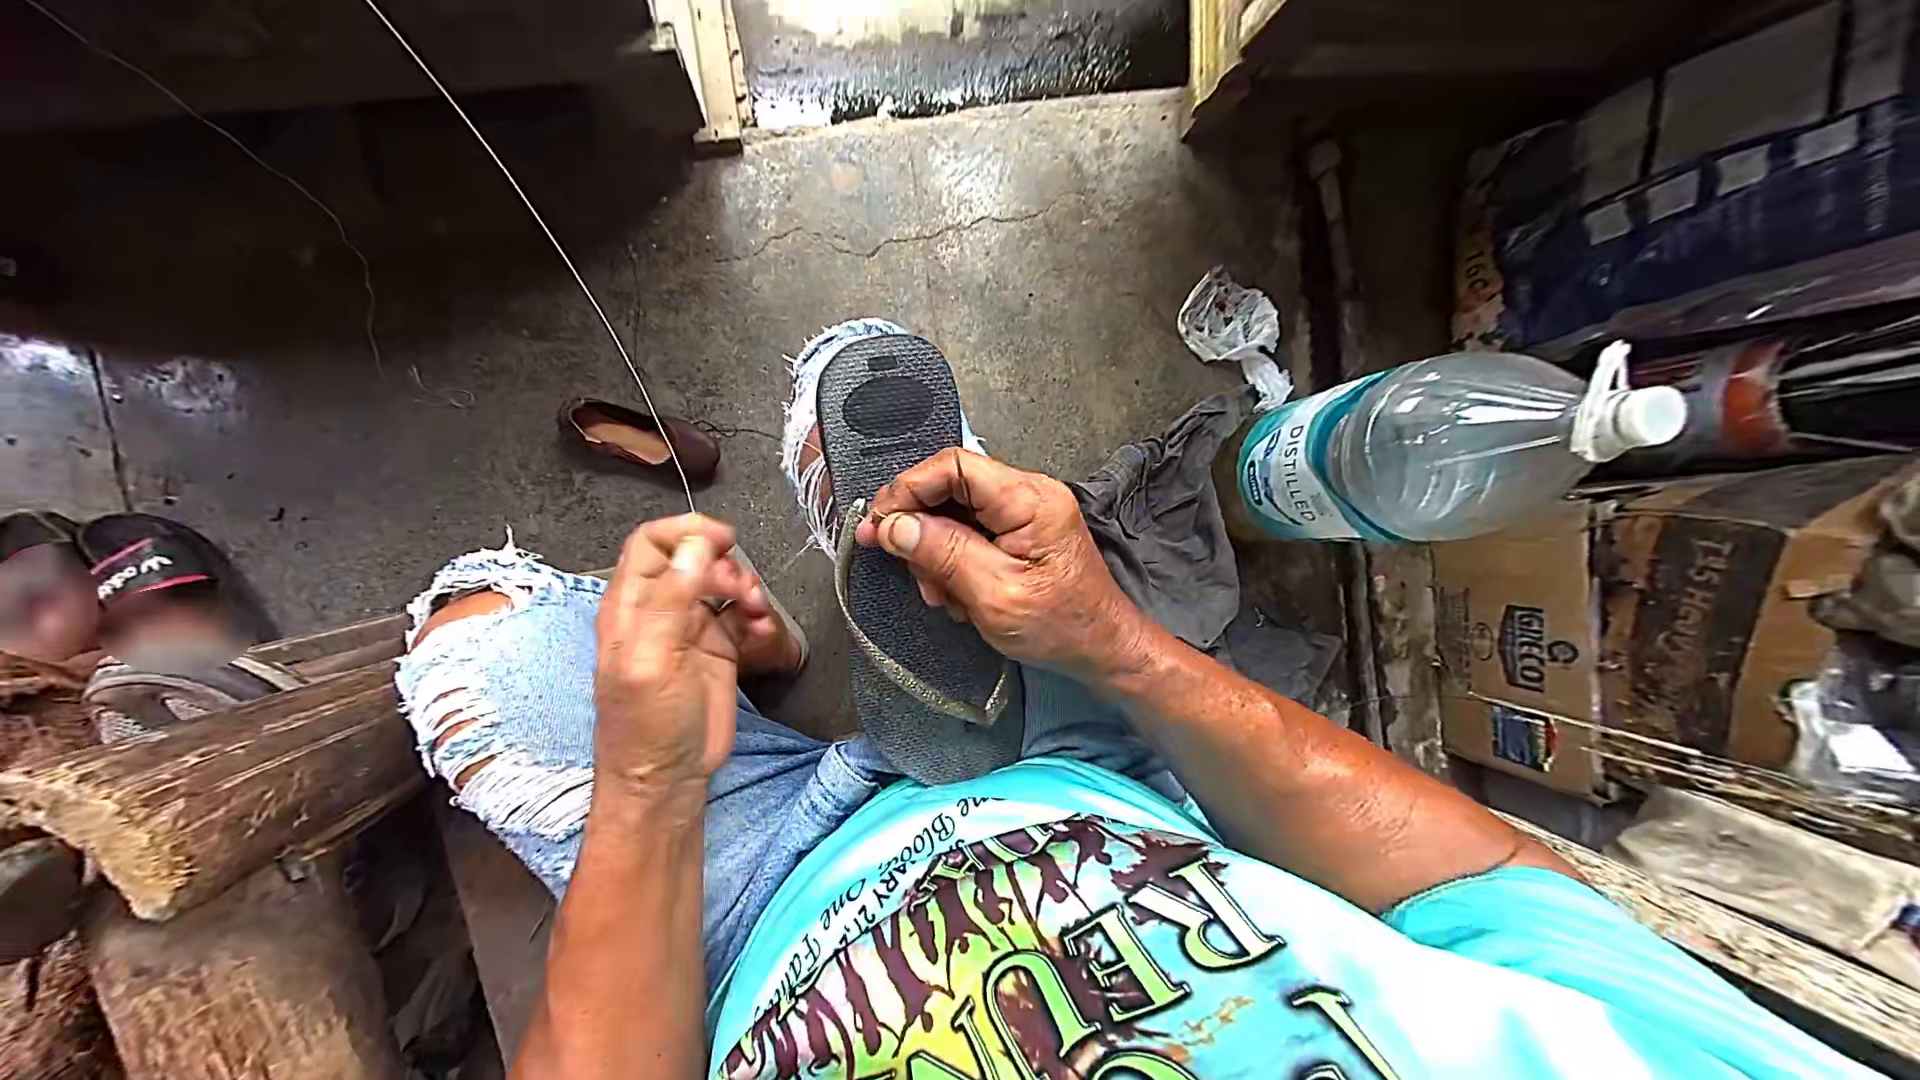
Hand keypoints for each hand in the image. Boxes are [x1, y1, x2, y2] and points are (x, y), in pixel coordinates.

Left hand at [593, 514, 773, 797]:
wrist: (668, 778)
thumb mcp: (650, 661)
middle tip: (742, 590)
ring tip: (756, 612)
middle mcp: (662, 611)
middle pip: (695, 559)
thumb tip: (695, 548)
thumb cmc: (646, 726)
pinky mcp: (719, 648)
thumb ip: (670, 600)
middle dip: (725, 565)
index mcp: (631, 607)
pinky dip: (757, 616)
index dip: (685, 532)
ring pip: (723, 584)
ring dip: (746, 589)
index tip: (721, 538)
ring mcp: (692, 628)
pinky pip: (743, 616)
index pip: (651, 544)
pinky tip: (761, 632)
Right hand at [854, 448, 1158, 683]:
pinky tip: (957, 592)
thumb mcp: (994, 594)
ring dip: (934, 552)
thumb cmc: (1061, 626)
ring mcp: (1023, 512)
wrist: (1100, 647)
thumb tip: (894, 526)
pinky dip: (952, 561)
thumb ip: (943, 553)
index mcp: (1029, 499)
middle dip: (920, 529)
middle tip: (906, 567)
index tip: (879, 523)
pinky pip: (968, 531)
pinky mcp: (1018, 531)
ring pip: (953, 512)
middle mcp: (1028, 493)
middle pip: (949, 487)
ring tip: (942, 593)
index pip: (953, 465)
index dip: (908, 489)